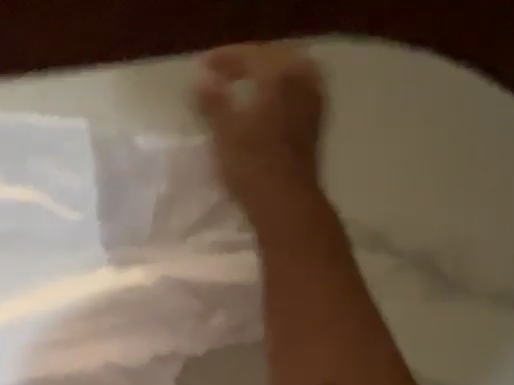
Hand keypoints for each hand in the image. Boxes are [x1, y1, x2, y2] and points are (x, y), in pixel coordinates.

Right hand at [193, 43, 328, 227]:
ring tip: (244, 81)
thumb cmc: (251, 167)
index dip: (225, 58)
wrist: (285, 201)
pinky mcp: (313, 121)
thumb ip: (213, 103)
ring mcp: (311, 101)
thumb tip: (200, 81)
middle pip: (274, 57)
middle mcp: (301, 81)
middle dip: (247, 61)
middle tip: (222, 70)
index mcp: (279, 78)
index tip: (201, 65)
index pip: (251, 55)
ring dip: (265, 72)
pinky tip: (266, 99)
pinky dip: (278, 87)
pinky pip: (297, 88)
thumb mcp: (224, 134)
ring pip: (289, 71)